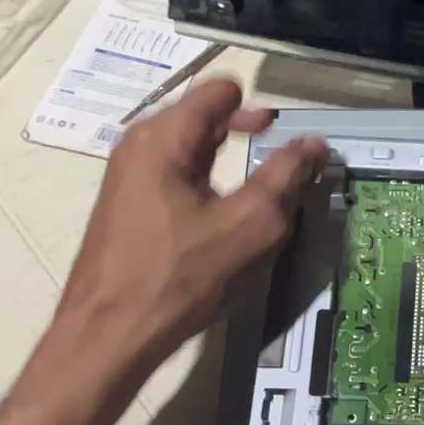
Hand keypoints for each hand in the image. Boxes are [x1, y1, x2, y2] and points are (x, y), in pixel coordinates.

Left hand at [54, 79, 327, 370]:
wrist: (110, 334)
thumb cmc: (181, 276)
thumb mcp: (250, 225)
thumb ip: (286, 176)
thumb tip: (313, 144)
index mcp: (163, 137)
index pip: (218, 91)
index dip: (259, 106)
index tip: (287, 133)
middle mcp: (139, 146)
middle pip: (204, 117)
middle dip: (248, 132)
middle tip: (285, 161)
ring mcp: (129, 178)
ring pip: (191, 150)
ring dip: (230, 162)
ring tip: (262, 193)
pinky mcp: (129, 209)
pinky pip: (177, 177)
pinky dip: (209, 185)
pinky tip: (226, 218)